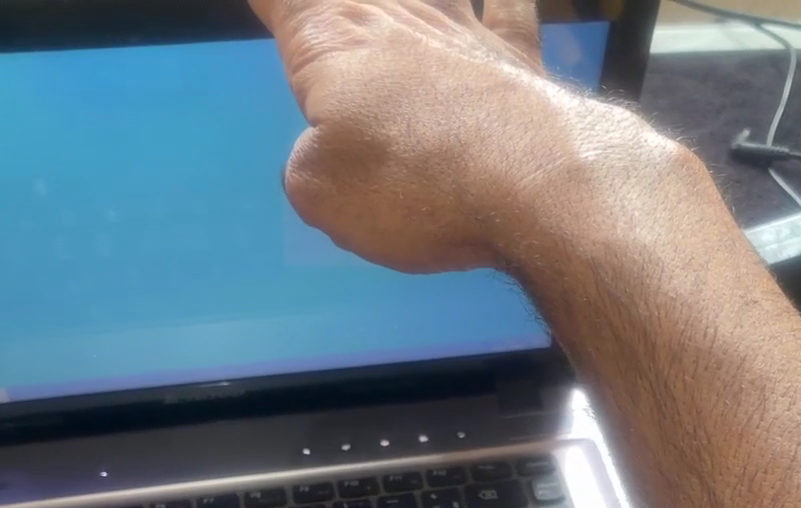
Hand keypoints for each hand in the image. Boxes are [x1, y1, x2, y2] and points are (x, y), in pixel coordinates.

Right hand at [251, 0, 678, 271]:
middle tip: (347, 18)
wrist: (526, 185)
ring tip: (401, 9)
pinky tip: (494, 3)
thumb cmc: (410, 186)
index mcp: (330, 41)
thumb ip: (309, 167)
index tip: (274, 12)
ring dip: (413, 0)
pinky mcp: (518, 57)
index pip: (285, 2)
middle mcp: (396, 15)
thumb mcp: (322, 195)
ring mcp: (462, 29)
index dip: (276, 7)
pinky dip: (499, 2)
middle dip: (342, 8)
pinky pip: (509, 4)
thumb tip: (322, 157)